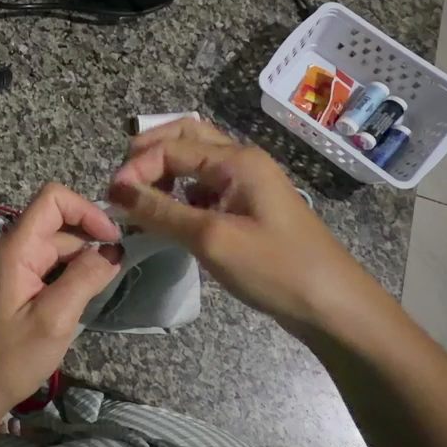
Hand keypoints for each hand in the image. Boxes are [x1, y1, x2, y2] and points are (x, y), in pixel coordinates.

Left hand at [0, 183, 122, 428]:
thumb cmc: (11, 356)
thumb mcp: (55, 317)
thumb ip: (85, 278)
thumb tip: (114, 250)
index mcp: (17, 248)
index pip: (53, 199)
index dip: (87, 210)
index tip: (113, 239)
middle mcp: (15, 249)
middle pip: (59, 221)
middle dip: (92, 236)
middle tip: (120, 265)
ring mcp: (16, 267)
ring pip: (59, 244)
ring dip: (85, 257)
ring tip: (109, 282)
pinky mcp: (21, 285)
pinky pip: (53, 265)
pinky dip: (74, 272)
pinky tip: (89, 293)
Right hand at [106, 118, 388, 333]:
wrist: (335, 307)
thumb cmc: (275, 269)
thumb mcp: (211, 239)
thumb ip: (160, 211)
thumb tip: (116, 191)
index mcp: (236, 160)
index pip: (170, 147)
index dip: (135, 168)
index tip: (112, 200)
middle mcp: (242, 162)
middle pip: (184, 138)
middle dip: (147, 155)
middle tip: (122, 186)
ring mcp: (247, 185)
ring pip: (193, 163)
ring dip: (162, 174)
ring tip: (138, 202)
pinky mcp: (248, 208)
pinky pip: (204, 187)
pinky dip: (179, 194)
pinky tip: (167, 218)